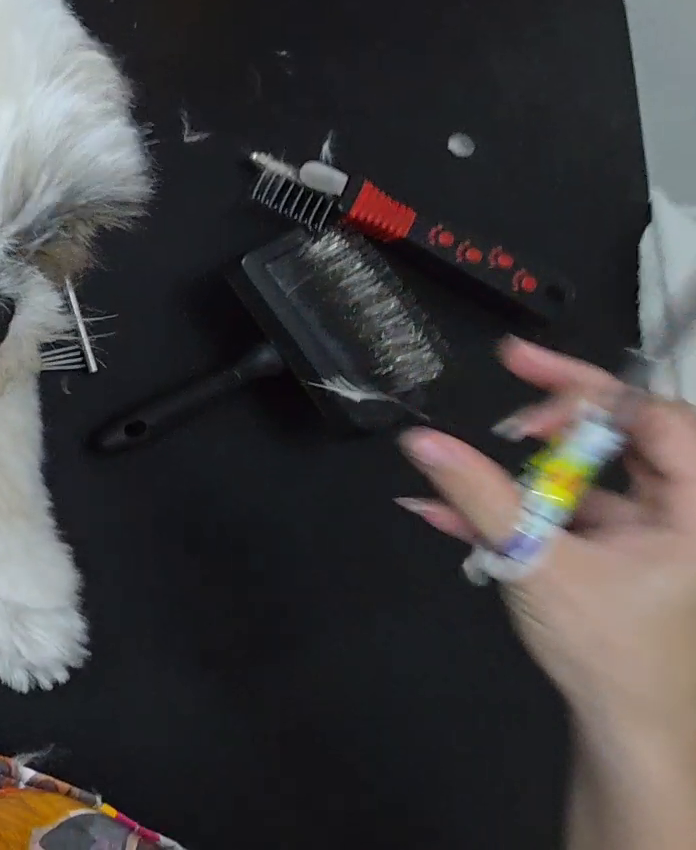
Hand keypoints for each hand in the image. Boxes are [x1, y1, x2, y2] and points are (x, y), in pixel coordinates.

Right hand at [395, 338, 695, 749]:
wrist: (629, 724)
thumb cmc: (611, 646)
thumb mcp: (537, 563)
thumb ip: (478, 497)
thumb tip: (420, 440)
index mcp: (693, 513)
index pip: (656, 421)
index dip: (589, 389)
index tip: (521, 365)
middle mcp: (676, 514)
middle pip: (619, 441)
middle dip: (551, 424)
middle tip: (502, 418)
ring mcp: (641, 534)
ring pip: (577, 479)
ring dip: (510, 476)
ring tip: (452, 479)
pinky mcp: (605, 553)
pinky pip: (552, 514)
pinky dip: (499, 510)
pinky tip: (439, 513)